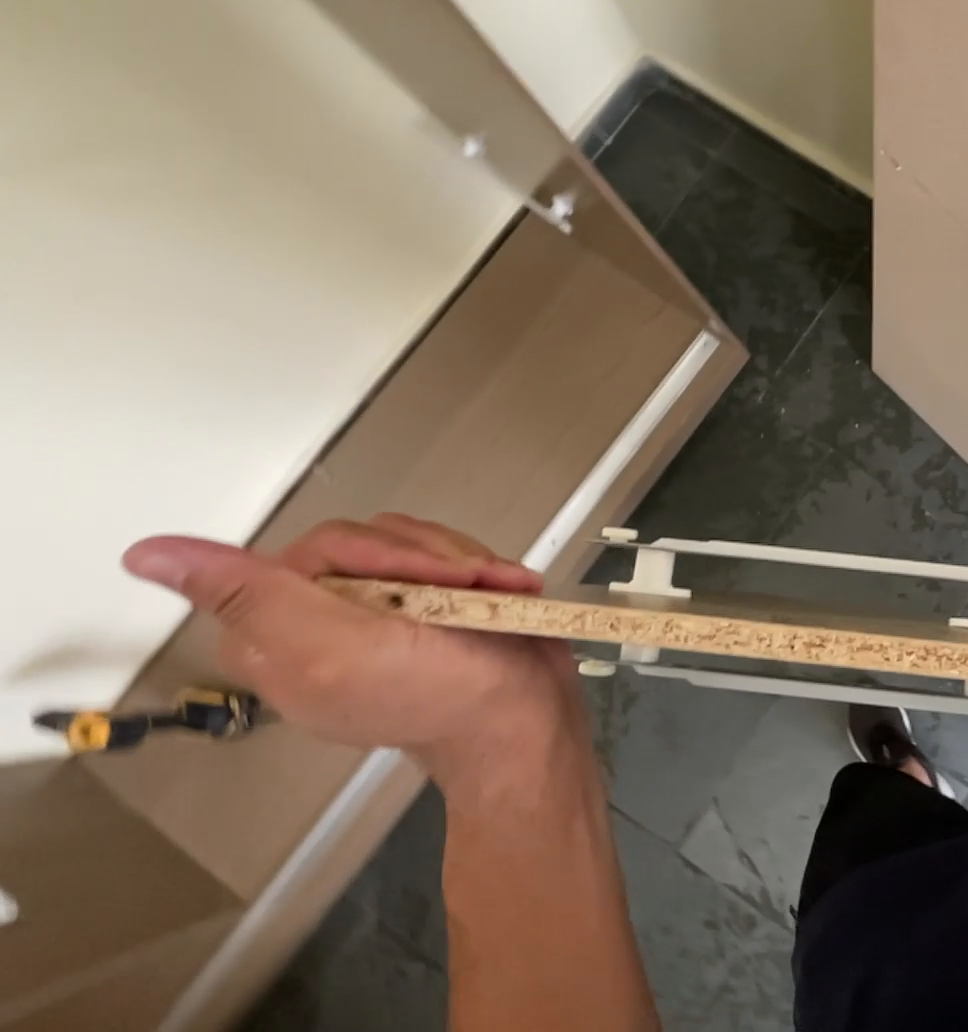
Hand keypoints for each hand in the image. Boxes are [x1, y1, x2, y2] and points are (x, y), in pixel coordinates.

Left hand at [121, 514, 580, 786]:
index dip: (374, 553)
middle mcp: (331, 617)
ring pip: (417, 543)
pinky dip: (490, 570)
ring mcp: (394, 610)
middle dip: (432, 557)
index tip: (427, 577)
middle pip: (368, 541)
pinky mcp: (444, 604)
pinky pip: (455, 558)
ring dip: (469, 562)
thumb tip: (146, 554)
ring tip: (500, 589)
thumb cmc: (438, 694)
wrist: (524, 724)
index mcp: (286, 634)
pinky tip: (512, 588)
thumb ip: (250, 598)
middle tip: (470, 584)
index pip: (308, 553)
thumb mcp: (334, 653)